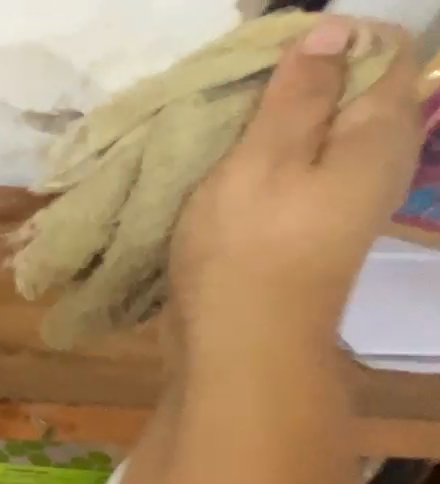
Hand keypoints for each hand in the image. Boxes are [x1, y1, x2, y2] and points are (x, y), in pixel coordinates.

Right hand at [172, 16, 423, 344]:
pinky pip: (295, 177)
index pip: (379, 50)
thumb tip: (330, 30)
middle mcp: (378, 158)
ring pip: (316, 139)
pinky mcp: (309, 230)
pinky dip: (260, 170)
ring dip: (267, 134)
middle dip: (291, 89)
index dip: (323, 44)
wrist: (241, 343)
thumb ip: (296, 97)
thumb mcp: (260, 162)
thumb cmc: (246, 250)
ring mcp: (345, 199)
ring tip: (212, 145)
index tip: (256, 65)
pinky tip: (219, 186)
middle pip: (348, 95)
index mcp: (378, 131)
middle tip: (224, 106)